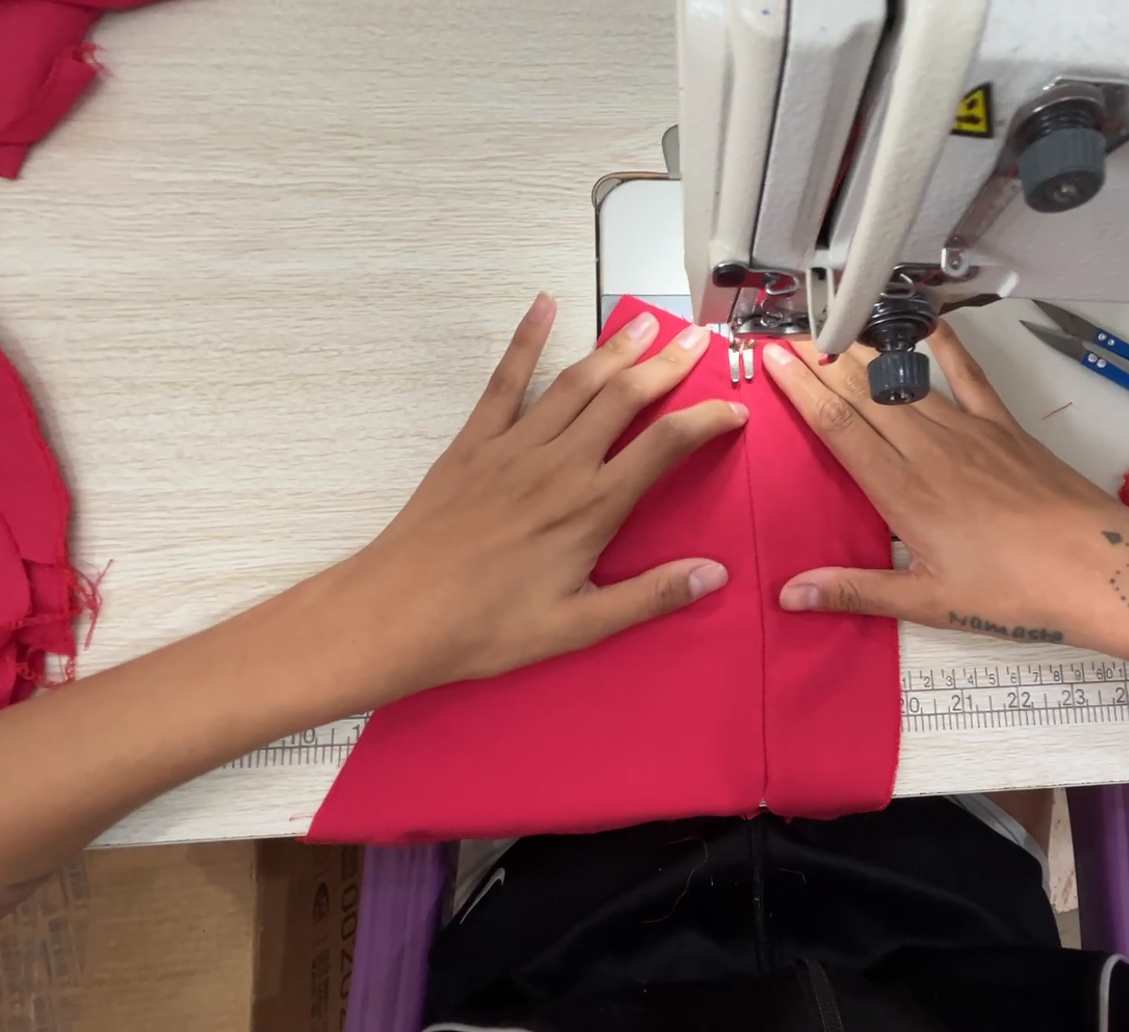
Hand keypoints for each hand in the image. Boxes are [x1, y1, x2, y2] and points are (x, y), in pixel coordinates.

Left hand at [315, 295, 746, 707]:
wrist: (395, 615)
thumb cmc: (488, 627)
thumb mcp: (578, 626)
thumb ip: (649, 596)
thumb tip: (715, 574)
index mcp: (592, 506)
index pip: (666, 446)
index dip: (706, 422)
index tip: (733, 412)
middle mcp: (559, 464)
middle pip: (625, 398)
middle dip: (667, 366)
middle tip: (697, 341)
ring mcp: (513, 446)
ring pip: (576, 383)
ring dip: (615, 349)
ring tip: (646, 323)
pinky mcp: (474, 442)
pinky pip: (505, 381)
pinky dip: (525, 340)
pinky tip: (542, 306)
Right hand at [760, 323, 1128, 662]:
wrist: (1097, 569)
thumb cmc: (1012, 590)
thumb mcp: (926, 601)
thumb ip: (855, 590)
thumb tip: (791, 595)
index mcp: (903, 491)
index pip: (839, 425)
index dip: (801, 389)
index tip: (774, 361)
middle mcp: (930, 450)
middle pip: (863, 392)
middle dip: (819, 359)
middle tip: (787, 336)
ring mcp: (969, 432)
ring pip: (904, 381)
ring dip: (863, 353)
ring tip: (832, 332)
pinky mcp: (1003, 428)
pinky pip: (970, 377)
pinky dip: (947, 349)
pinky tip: (929, 326)